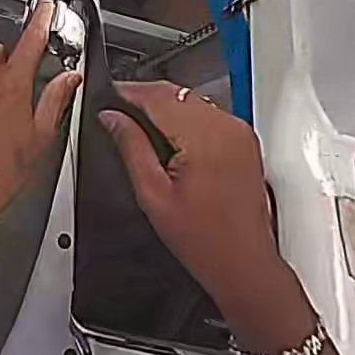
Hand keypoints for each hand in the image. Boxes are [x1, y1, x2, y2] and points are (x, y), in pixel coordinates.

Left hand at [0, 0, 81, 234]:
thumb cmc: (2, 170)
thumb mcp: (41, 135)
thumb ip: (56, 98)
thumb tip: (70, 77)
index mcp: (13, 84)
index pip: (31, 39)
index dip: (42, 19)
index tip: (47, 7)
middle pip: (2, 50)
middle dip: (12, 61)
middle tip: (20, 88)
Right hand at [98, 81, 304, 338]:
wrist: (244, 263)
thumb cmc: (205, 240)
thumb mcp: (153, 194)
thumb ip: (131, 147)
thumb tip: (112, 118)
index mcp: (204, 137)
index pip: (159, 96)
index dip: (129, 92)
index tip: (109, 96)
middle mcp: (227, 128)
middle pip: (177, 94)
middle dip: (146, 96)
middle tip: (118, 109)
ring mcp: (239, 132)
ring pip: (193, 100)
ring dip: (166, 105)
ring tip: (139, 122)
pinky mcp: (245, 140)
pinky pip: (209, 114)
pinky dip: (186, 116)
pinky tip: (169, 134)